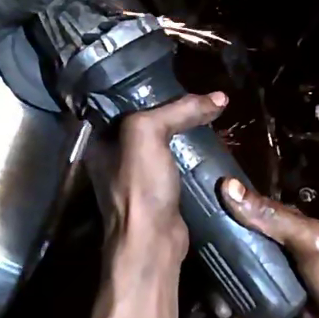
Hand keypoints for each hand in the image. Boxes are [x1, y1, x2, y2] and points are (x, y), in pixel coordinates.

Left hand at [104, 91, 227, 262]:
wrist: (152, 243)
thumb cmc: (140, 186)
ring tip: (206, 111)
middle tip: (195, 91)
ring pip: (161, 140)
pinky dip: (189, 150)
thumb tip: (219, 98)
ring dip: (181, 128)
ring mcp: (135, 175)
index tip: (171, 74)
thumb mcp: (148, 134)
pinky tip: (207, 141)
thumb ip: (177, 110)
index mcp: (99, 139)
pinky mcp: (158, 191)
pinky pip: (174, 160)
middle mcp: (112, 155)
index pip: (119, 100)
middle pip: (143, 119)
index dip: (143, 85)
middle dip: (168, 106)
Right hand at [219, 178, 318, 317]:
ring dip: (233, 313)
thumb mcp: (307, 239)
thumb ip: (271, 216)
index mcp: (276, 226)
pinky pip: (252, 317)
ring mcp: (272, 282)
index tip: (193, 251)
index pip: (235, 220)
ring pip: (237, 293)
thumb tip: (228, 186)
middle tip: (221, 307)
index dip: (213, 233)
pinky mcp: (277, 310)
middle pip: (230, 263)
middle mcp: (269, 251)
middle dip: (220, 287)